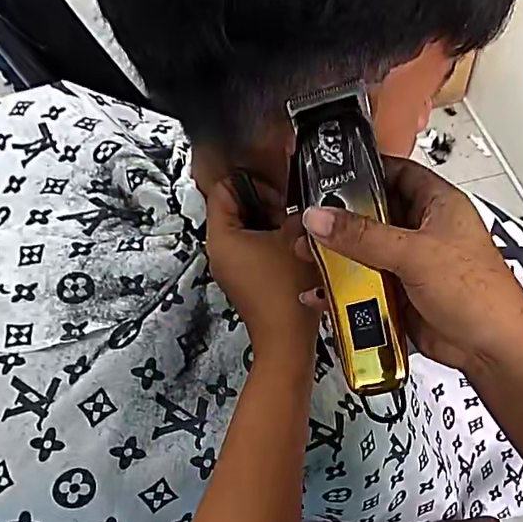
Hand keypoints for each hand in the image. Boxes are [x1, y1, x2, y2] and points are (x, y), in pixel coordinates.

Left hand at [204, 174, 320, 360]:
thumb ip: (297, 211)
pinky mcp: (245, 280)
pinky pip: (254, 250)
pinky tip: (291, 251)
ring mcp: (230, 268)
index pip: (224, 187)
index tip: (276, 192)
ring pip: (247, 230)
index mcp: (220, 236)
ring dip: (270, 225)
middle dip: (265, 205)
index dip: (254, 183)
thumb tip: (303, 205)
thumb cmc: (285, 294)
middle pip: (235, 209)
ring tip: (292, 232)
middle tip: (288, 212)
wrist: (287, 338)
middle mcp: (219, 251)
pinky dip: (271, 245)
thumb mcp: (296, 238)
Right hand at [297, 157, 522, 374]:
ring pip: (366, 255)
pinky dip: (346, 291)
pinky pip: (367, 288)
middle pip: (373, 216)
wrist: (491, 348)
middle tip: (310, 224)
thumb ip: (364, 235)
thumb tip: (324, 218)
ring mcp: (413, 266)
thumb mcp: (415, 254)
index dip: (364, 171)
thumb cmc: (481, 295)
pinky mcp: (403, 296)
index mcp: (438, 205)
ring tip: (309, 256)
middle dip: (340, 222)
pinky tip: (325, 293)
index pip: (396, 172)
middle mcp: (425, 233)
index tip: (330, 175)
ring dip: (338, 258)